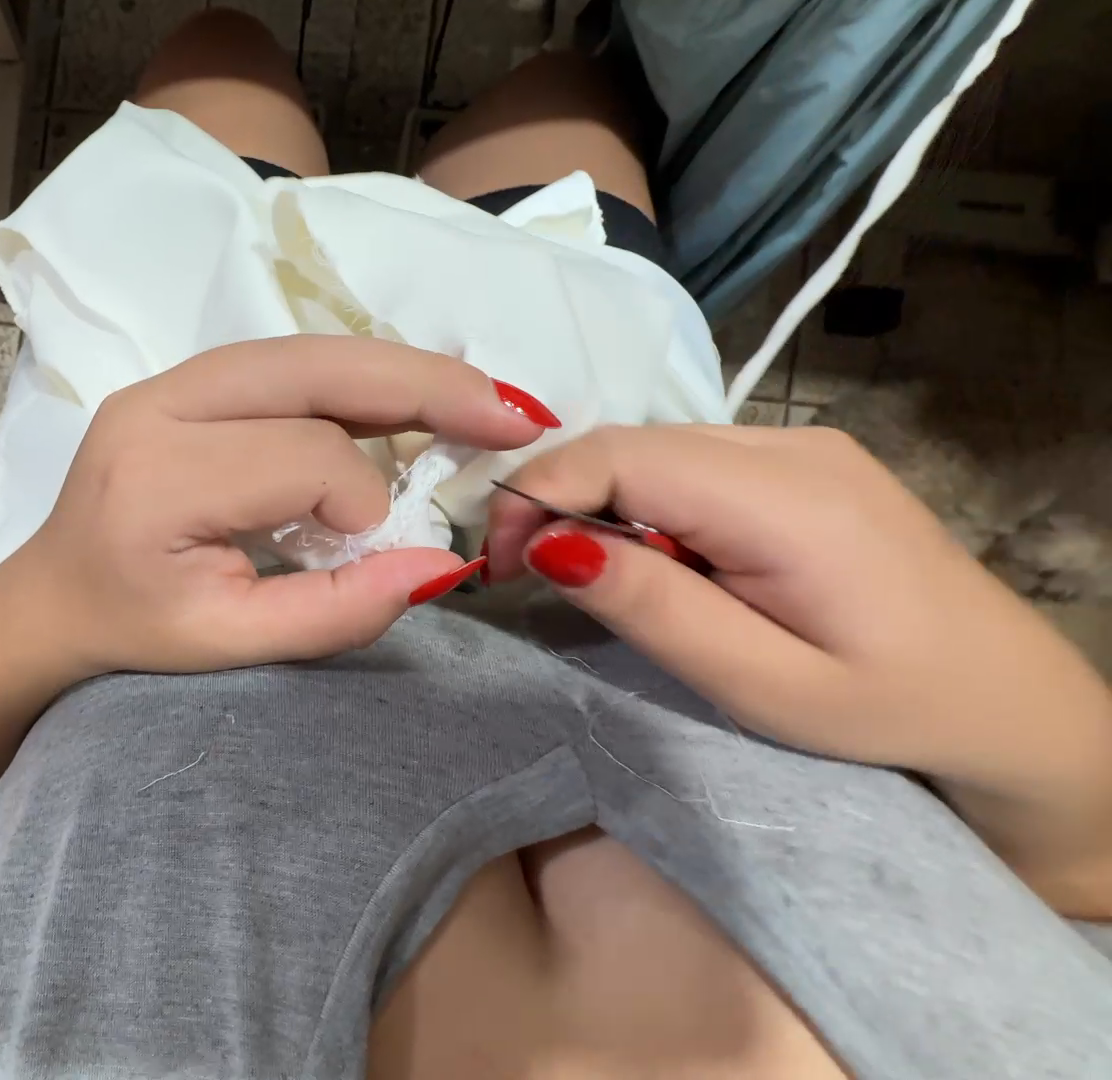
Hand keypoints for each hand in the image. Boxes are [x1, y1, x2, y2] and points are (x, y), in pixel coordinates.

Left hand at [0, 335, 551, 683]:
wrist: (50, 603)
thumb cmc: (132, 633)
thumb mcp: (228, 644)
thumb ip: (333, 613)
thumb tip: (443, 564)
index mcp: (157, 480)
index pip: (299, 457)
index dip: (357, 498)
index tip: (367, 543)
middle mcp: (154, 407)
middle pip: (310, 367)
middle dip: (423, 385)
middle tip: (515, 415)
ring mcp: (160, 384)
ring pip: (301, 351)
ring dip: (394, 373)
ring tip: (474, 403)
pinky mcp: (174, 383)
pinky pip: (280, 364)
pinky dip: (349, 380)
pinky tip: (401, 400)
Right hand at [483, 424, 1111, 911]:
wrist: (1012, 708)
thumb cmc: (887, 712)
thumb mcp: (758, 683)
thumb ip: (651, 607)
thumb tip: (549, 543)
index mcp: (785, 498)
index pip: (616, 455)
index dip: (534, 493)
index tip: (500, 563)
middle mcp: (788, 446)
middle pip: (623, 443)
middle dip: (548, 498)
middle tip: (520, 572)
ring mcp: (796, 446)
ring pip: (643, 447)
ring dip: (585, 500)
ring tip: (574, 570)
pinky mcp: (794, 462)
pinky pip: (677, 461)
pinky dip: (628, 499)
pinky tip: (637, 553)